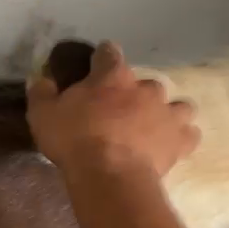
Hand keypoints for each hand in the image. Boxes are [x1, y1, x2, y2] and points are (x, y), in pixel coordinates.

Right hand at [26, 42, 198, 177]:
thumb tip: (40, 78)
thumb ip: (41, 92)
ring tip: (150, 125)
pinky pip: (188, 133)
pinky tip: (167, 143)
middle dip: (133, 93)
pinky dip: (179, 136)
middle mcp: (146, 88)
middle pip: (144, 81)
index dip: (101, 56)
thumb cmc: (74, 139)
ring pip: (176, 104)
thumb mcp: (42, 114)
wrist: (109, 174)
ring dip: (164, 111)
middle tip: (117, 110)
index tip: (94, 63)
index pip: (109, 53)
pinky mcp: (180, 139)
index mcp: (112, 77)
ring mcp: (168, 113)